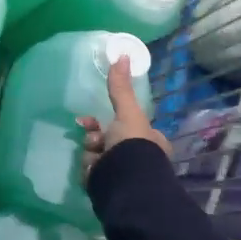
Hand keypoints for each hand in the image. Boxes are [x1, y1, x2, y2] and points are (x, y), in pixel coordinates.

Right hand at [80, 54, 169, 174]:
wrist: (126, 181)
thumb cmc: (132, 144)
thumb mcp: (127, 112)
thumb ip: (121, 87)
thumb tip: (122, 54)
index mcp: (149, 142)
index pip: (124, 126)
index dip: (106, 122)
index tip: (92, 120)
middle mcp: (139, 158)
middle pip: (105, 139)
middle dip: (95, 137)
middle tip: (92, 138)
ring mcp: (124, 173)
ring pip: (96, 154)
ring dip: (91, 153)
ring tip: (95, 157)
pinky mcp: (110, 185)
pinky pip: (92, 170)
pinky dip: (91, 168)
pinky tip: (94, 170)